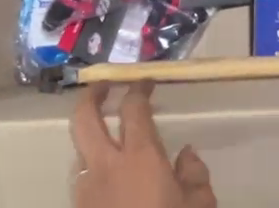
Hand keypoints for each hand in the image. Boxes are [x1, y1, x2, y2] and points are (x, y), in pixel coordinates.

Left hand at [70, 81, 217, 207]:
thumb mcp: (199, 205)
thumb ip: (195, 174)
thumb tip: (185, 155)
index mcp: (140, 156)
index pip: (133, 107)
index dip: (138, 89)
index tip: (146, 82)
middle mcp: (106, 166)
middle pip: (84, 119)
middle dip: (91, 96)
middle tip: (104, 85)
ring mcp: (86, 192)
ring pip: (79, 151)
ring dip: (91, 138)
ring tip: (109, 139)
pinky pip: (82, 181)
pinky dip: (93, 171)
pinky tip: (110, 182)